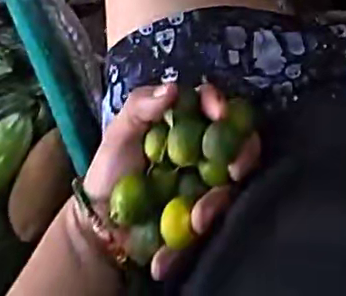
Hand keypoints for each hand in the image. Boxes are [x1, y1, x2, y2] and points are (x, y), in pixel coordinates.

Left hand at [76, 82, 261, 280]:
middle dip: (244, 153)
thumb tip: (173, 90)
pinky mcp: (203, 219)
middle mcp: (205, 150)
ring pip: (231, 187)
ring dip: (217, 204)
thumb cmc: (111, 167)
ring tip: (196, 222)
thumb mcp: (119, 131)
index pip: (213, 104)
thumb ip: (140, 105)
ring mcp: (207, 185)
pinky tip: (165, 256)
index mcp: (188, 122)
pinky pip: (210, 226)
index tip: (219, 113)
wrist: (101, 225)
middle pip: (240, 142)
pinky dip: (193, 239)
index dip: (220, 103)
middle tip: (235, 171)